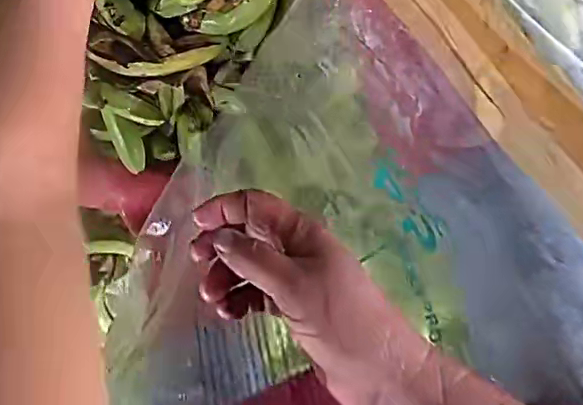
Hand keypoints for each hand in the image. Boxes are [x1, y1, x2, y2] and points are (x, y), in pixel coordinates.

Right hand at [190, 190, 518, 404]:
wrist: (385, 377)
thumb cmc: (343, 319)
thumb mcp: (295, 285)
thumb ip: (253, 257)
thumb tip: (219, 236)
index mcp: (299, 231)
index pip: (253, 205)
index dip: (224, 208)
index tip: (197, 222)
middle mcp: (293, 249)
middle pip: (245, 234)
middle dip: (219, 245)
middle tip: (197, 261)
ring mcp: (292, 279)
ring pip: (246, 266)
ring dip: (225, 276)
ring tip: (212, 297)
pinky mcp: (292, 308)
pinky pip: (255, 293)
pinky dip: (238, 299)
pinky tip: (228, 312)